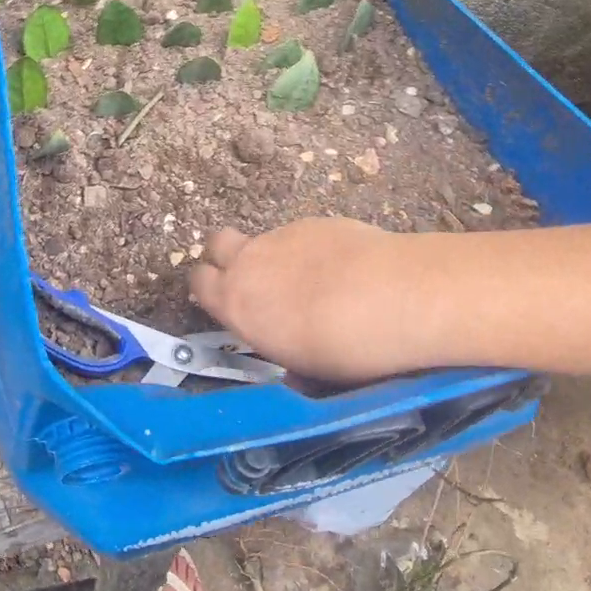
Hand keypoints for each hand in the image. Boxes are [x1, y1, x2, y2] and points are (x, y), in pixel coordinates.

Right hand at [188, 218, 426, 383]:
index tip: (228, 302)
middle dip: (227, 256)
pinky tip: (345, 270)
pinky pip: (302, 235)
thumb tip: (291, 367)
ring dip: (277, 257)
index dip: (210, 289)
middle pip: (216, 242)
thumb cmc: (342, 349)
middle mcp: (249, 262)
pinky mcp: (314, 222)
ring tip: (316, 283)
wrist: (392, 297)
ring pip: (264, 240)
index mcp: (235, 303)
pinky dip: (313, 250)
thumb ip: (283, 355)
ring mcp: (281, 236)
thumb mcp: (303, 368)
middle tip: (255, 281)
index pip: (199, 282)